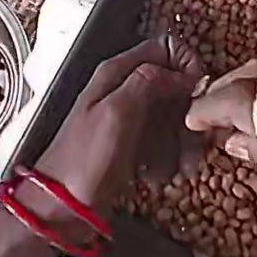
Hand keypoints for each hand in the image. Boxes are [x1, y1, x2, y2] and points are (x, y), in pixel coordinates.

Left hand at [30, 36, 202, 221]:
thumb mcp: (116, 113)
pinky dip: (167, 160)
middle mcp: (122, 91)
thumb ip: (146, 83)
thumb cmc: (83, 161)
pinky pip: (161, 144)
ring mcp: (126, 120)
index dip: (184, 65)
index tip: (196, 90)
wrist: (60, 208)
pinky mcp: (130, 146)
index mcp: (115, 74)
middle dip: (187, 113)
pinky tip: (160, 176)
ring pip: (170, 118)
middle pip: (171, 86)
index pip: (161, 49)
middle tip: (196, 140)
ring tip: (181, 168)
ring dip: (180, 143)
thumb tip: (178, 71)